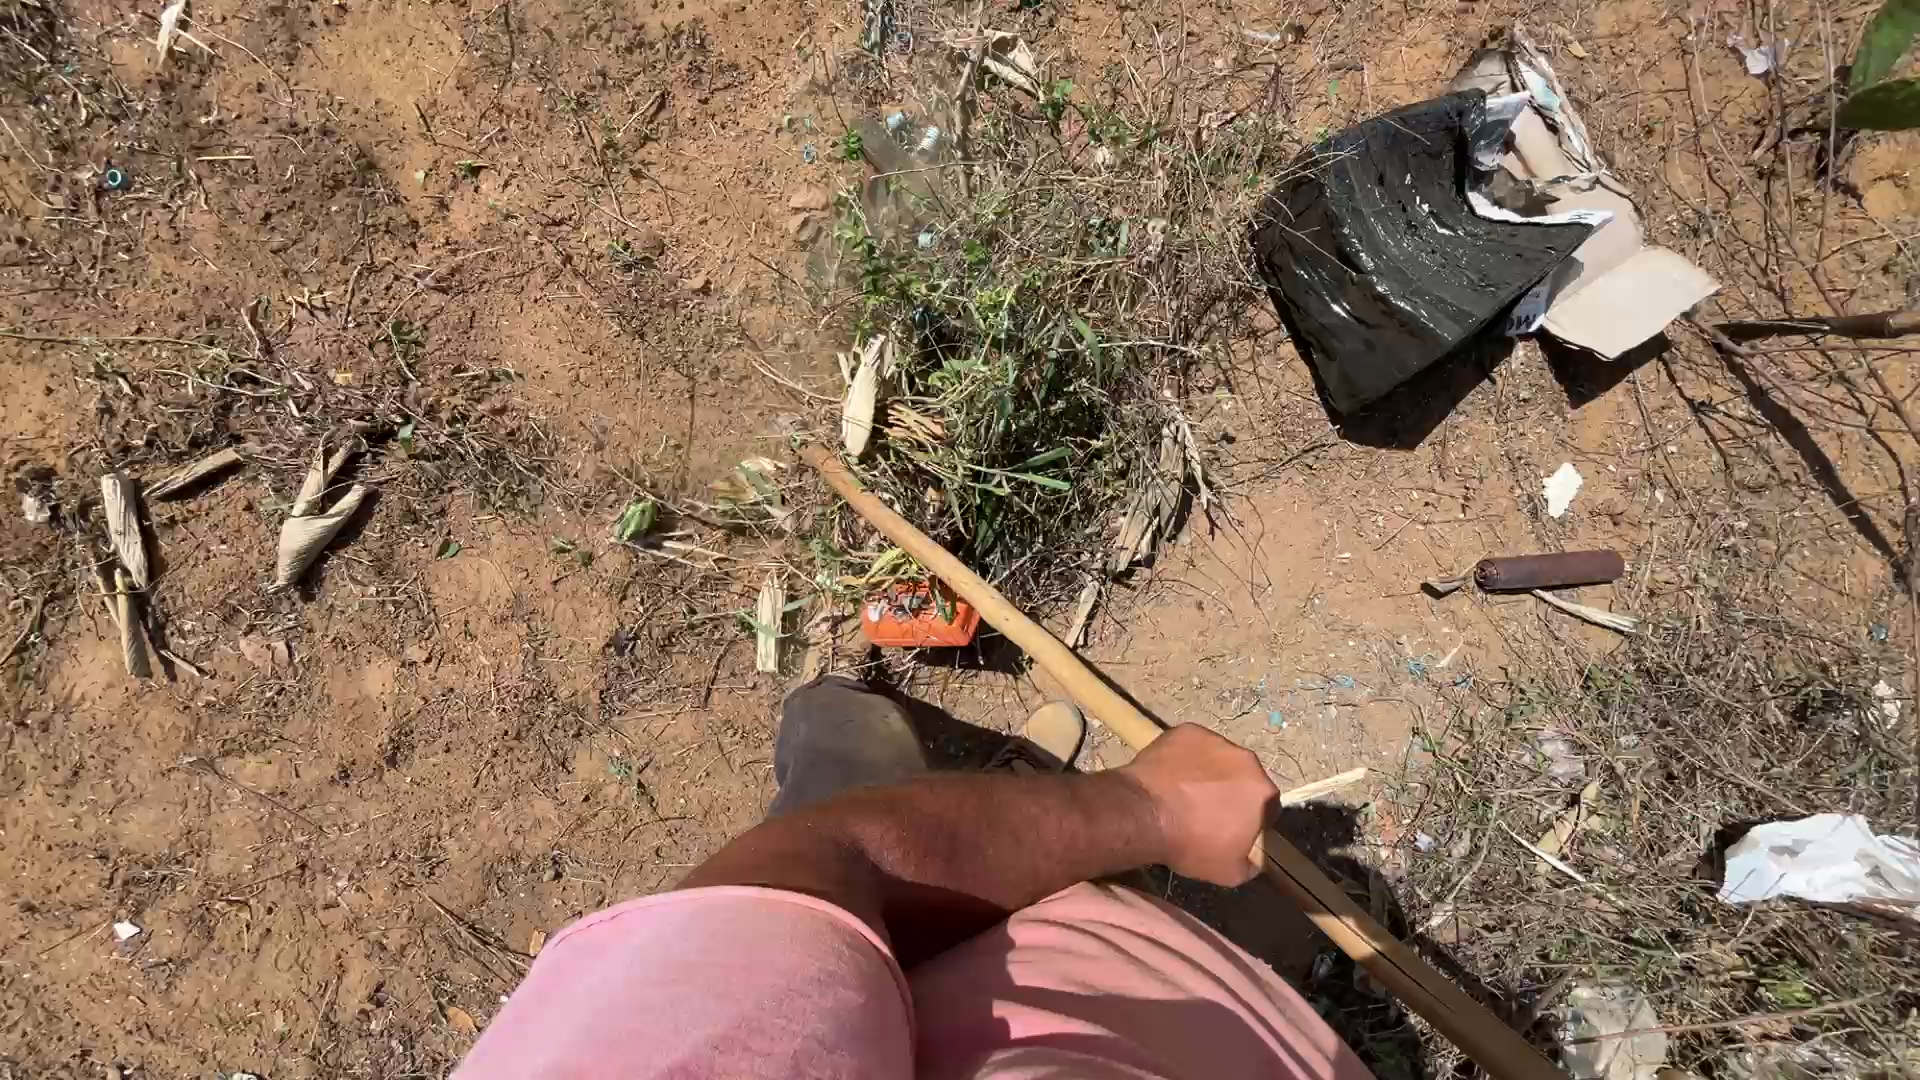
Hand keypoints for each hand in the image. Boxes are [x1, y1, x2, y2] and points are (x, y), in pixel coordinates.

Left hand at [1120, 724, 1276, 885]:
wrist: (1143, 812)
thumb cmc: (1190, 843)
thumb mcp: (1230, 872)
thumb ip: (1251, 863)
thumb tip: (1253, 858)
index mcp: (1262, 791)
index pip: (1267, 805)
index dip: (1251, 818)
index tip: (1233, 827)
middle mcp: (1245, 759)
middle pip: (1244, 776)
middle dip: (1231, 790)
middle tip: (1206, 807)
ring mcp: (1214, 740)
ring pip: (1219, 758)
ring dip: (1210, 771)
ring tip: (1185, 789)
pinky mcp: (1187, 730)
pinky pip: (1193, 744)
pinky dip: (1187, 755)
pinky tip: (1172, 773)